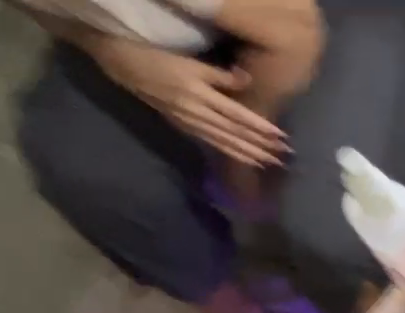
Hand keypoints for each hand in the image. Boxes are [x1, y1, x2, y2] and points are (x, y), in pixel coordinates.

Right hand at [91, 39, 285, 165]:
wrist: (119, 63)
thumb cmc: (158, 58)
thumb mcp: (189, 63)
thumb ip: (220, 75)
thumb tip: (247, 80)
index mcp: (198, 93)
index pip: (236, 114)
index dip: (260, 126)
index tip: (282, 136)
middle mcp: (195, 111)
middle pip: (234, 132)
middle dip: (261, 145)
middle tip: (286, 155)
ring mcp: (188, 121)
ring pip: (225, 141)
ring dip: (250, 153)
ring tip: (273, 162)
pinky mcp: (183, 127)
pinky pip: (212, 143)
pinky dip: (232, 153)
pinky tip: (249, 161)